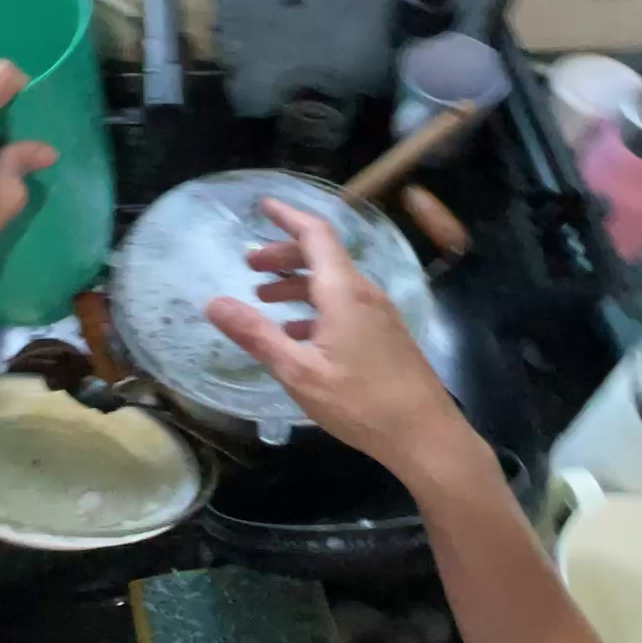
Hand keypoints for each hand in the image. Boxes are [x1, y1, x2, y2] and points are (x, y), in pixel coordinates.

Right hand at [204, 199, 476, 480]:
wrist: (427, 436)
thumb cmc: (361, 403)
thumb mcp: (298, 372)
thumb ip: (256, 335)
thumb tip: (214, 303)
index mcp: (343, 292)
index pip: (315, 234)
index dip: (288, 216)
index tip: (262, 206)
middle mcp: (364, 293)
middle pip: (322, 257)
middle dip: (283, 254)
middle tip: (249, 265)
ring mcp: (379, 313)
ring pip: (332, 283)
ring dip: (297, 283)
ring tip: (264, 298)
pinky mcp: (385, 334)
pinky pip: (344, 305)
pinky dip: (315, 307)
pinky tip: (297, 334)